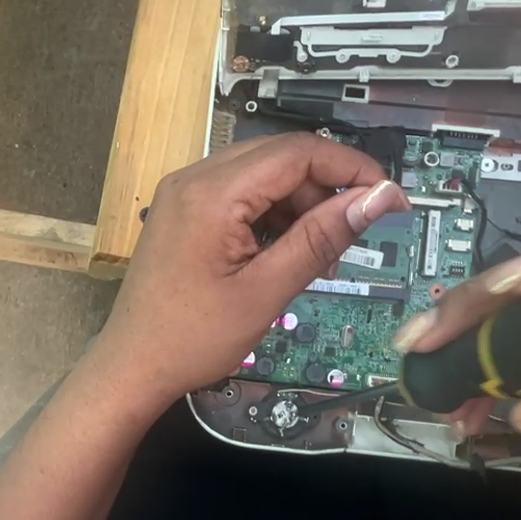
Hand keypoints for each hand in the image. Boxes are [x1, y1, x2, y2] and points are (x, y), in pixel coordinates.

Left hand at [91, 132, 408, 406]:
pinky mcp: (183, 211)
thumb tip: (378, 198)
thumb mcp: (265, 292)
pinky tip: (281, 253)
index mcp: (211, 193)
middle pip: (280, 158)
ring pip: (262, 175)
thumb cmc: (192, 339)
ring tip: (313, 258)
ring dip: (298, 206)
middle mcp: (193, 179)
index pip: (298, 152)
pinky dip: (270, 215)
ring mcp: (184, 193)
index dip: (351, 170)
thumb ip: (321, 239)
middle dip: (324, 190)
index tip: (387, 201)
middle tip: (347, 239)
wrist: (133, 366)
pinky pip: (239, 194)